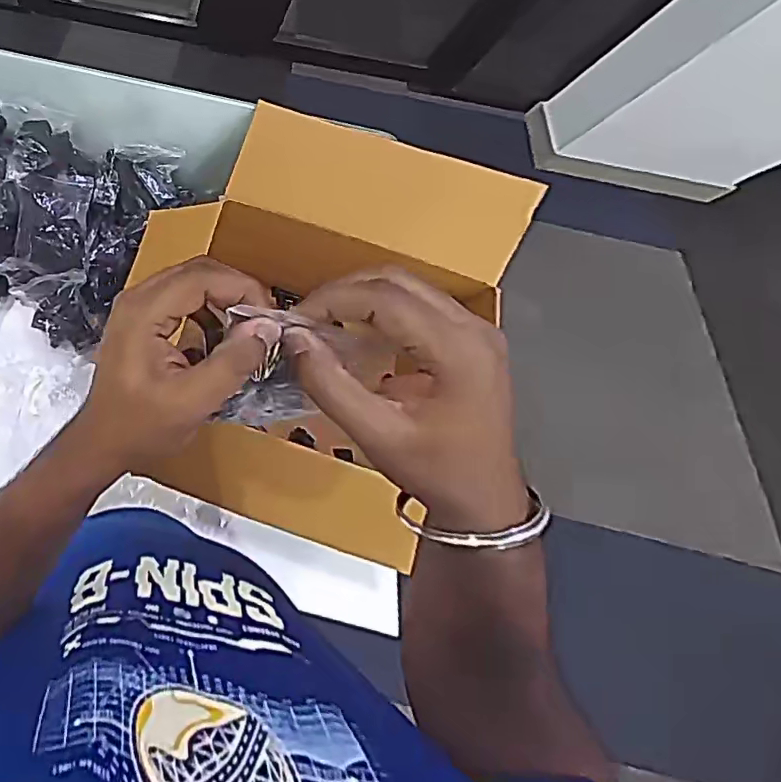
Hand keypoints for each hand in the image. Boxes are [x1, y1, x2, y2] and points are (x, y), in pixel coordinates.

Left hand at [69, 257, 278, 469]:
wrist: (103, 442)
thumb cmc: (140, 427)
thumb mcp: (193, 401)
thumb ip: (232, 363)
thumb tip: (266, 329)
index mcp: (144, 312)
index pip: (202, 277)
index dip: (242, 289)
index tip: (268, 317)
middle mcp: (138, 299)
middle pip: (198, 272)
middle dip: (237, 292)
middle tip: (262, 323)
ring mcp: (138, 306)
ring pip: (193, 282)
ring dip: (224, 301)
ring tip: (244, 333)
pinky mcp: (142, 318)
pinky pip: (183, 298)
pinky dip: (208, 312)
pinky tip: (219, 341)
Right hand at [289, 268, 529, 531]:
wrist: (485, 500)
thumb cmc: (439, 473)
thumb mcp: (376, 435)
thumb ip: (330, 385)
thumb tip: (296, 341)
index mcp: (458, 350)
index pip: (385, 298)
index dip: (334, 300)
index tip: (299, 319)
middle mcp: (473, 328)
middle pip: (396, 280)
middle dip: (344, 292)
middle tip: (307, 318)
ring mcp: (476, 328)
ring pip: (407, 285)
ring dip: (361, 296)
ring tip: (325, 322)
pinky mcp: (469, 336)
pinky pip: (418, 303)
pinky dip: (380, 308)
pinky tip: (356, 331)